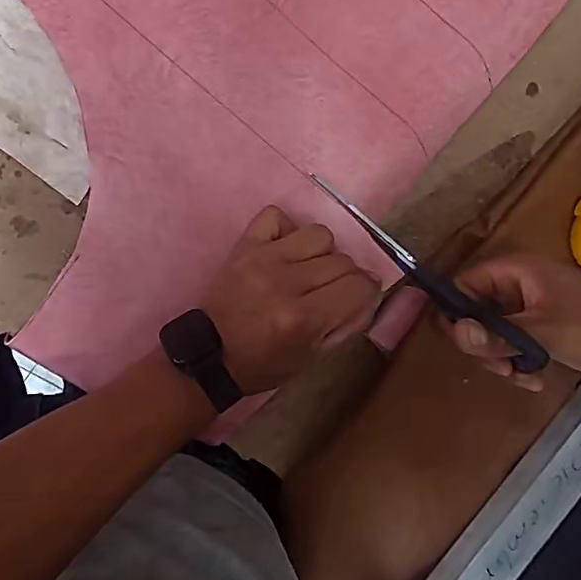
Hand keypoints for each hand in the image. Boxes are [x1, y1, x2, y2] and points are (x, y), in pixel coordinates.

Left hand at [200, 205, 380, 393]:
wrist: (209, 354)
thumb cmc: (263, 363)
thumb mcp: (313, 357)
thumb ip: (347, 323)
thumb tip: (371, 291)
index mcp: (303, 317)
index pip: (360, 286)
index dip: (367, 293)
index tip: (358, 299)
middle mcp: (286, 282)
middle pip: (343, 261)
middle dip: (346, 278)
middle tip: (330, 292)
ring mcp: (263, 258)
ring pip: (319, 234)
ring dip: (322, 252)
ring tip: (309, 269)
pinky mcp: (245, 245)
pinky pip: (276, 216)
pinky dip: (286, 229)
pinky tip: (284, 250)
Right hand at [444, 253, 580, 391]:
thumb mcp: (540, 334)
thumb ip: (494, 335)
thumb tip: (452, 331)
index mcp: (519, 270)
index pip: (467, 282)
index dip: (457, 311)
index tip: (462, 344)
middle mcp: (524, 282)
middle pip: (480, 309)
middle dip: (484, 342)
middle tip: (498, 367)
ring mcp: (537, 304)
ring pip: (498, 330)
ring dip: (502, 357)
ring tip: (520, 375)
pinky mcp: (550, 325)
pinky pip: (519, 341)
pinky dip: (520, 361)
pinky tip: (536, 379)